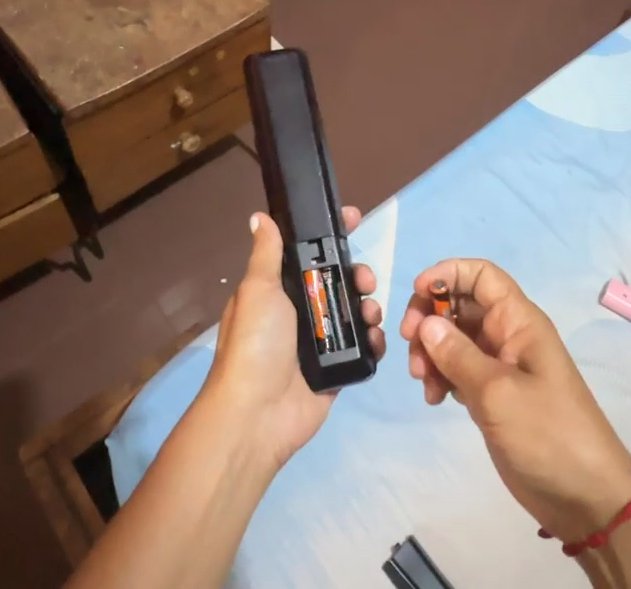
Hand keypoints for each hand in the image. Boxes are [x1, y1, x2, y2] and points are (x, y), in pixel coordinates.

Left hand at [203, 208, 384, 469]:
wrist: (257, 413)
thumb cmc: (255, 343)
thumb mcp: (258, 290)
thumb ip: (267, 253)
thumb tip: (259, 216)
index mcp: (278, 290)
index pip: (308, 254)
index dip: (331, 235)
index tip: (353, 218)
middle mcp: (300, 312)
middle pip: (339, 281)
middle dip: (357, 274)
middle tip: (364, 280)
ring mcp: (319, 342)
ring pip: (355, 311)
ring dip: (369, 305)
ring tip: (370, 312)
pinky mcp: (337, 369)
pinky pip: (363, 347)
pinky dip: (374, 339)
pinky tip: (375, 337)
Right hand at [400, 259, 630, 541]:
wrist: (586, 496)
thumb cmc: (548, 434)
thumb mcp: (497, 392)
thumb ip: (457, 354)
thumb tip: (426, 324)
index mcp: (518, 321)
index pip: (481, 275)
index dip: (447, 273)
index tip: (416, 294)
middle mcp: (508, 335)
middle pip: (459, 304)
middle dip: (429, 318)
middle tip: (410, 345)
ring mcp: (500, 366)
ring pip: (454, 338)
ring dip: (431, 351)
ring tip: (423, 382)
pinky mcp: (492, 395)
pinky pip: (457, 369)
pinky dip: (441, 377)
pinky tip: (434, 399)